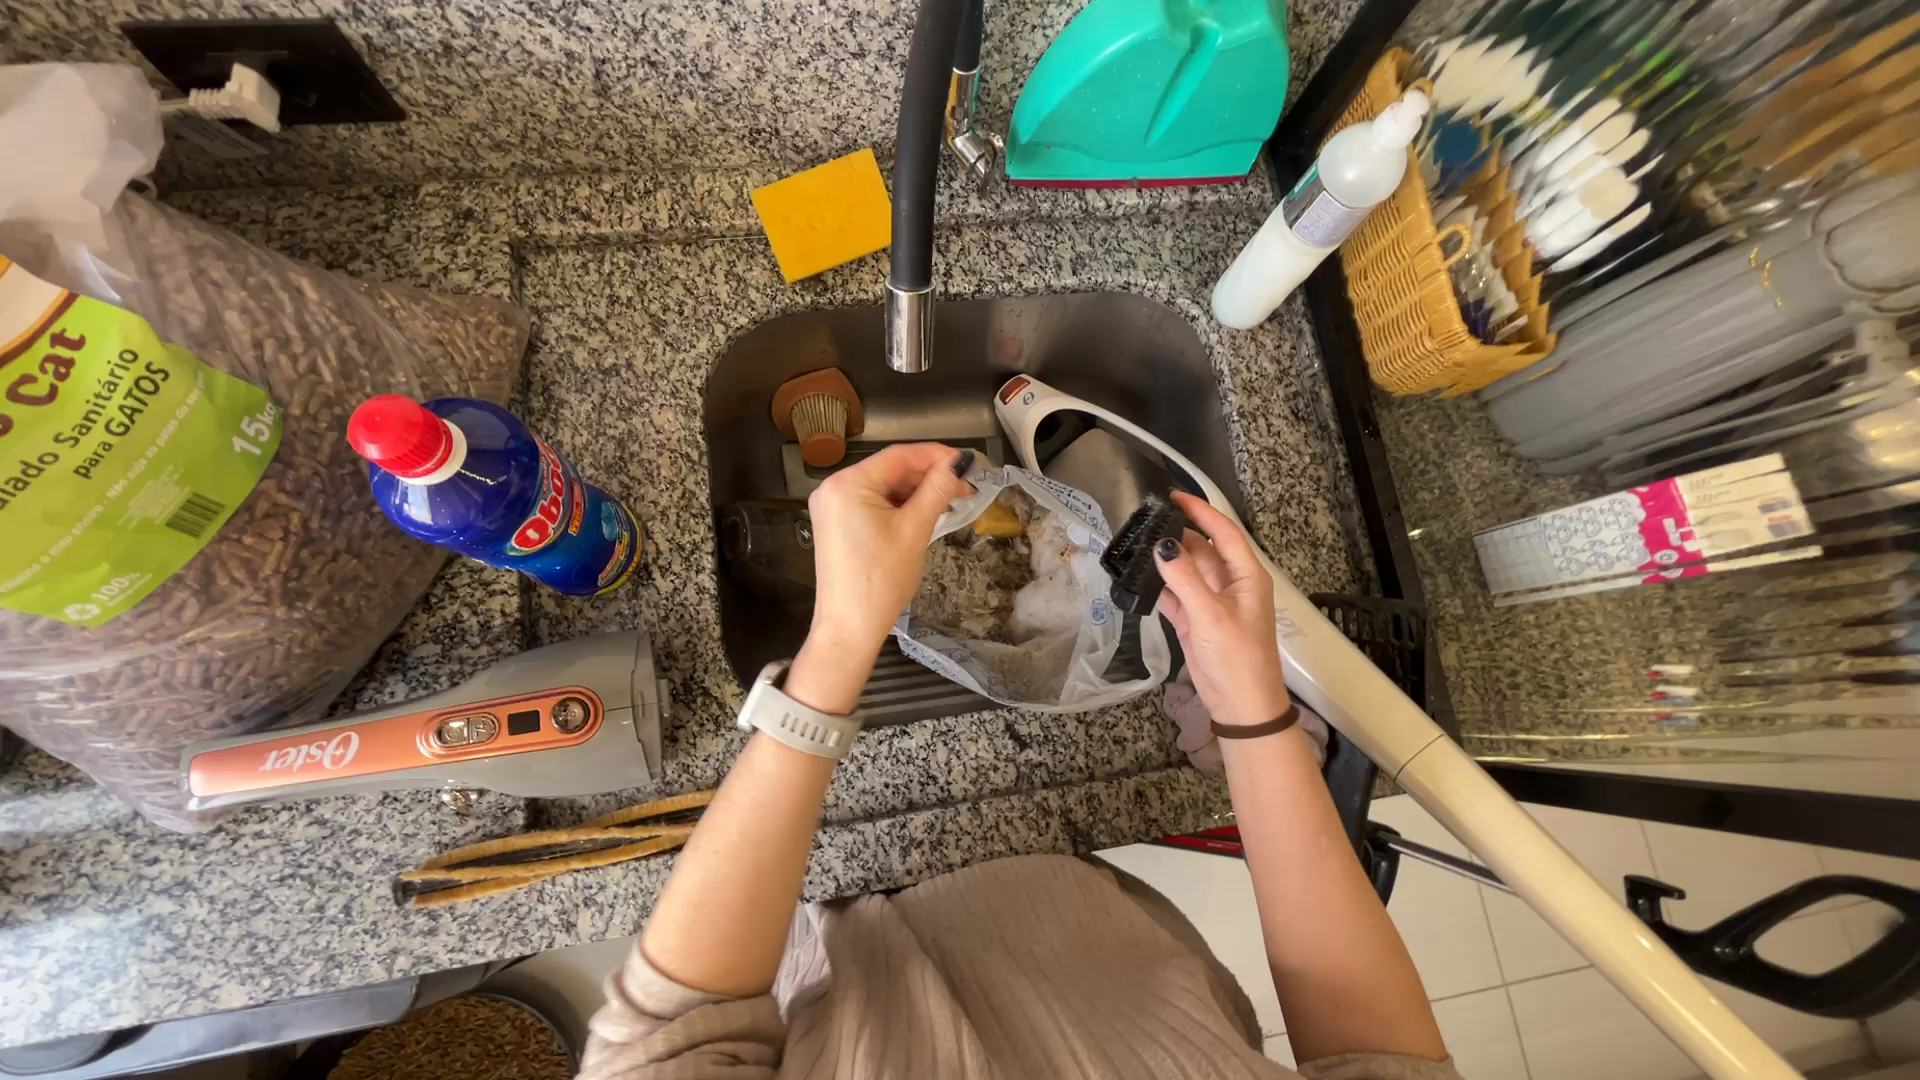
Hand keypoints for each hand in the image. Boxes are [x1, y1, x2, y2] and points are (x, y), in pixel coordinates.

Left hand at [804, 443, 972, 658]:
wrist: (851, 627)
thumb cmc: (880, 580)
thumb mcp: (914, 530)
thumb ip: (936, 490)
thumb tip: (957, 464)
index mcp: (847, 484)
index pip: (899, 455)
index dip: (936, 455)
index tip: (967, 460)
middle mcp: (833, 488)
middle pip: (890, 470)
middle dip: (928, 477)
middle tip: (964, 486)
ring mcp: (833, 507)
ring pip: (884, 487)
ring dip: (916, 492)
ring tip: (950, 501)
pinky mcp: (837, 524)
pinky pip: (873, 504)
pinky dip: (899, 506)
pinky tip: (925, 513)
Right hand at [1153, 492, 1290, 727]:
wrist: (1241, 705)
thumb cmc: (1237, 658)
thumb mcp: (1211, 615)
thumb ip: (1185, 579)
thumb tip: (1162, 545)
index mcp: (1246, 576)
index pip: (1224, 532)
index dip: (1201, 512)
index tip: (1174, 497)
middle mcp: (1229, 583)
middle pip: (1201, 549)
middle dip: (1176, 535)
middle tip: (1144, 522)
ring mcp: (1210, 601)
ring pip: (1185, 570)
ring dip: (1165, 560)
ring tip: (1136, 545)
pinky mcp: (1195, 619)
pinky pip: (1174, 594)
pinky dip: (1159, 586)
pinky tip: (1139, 578)